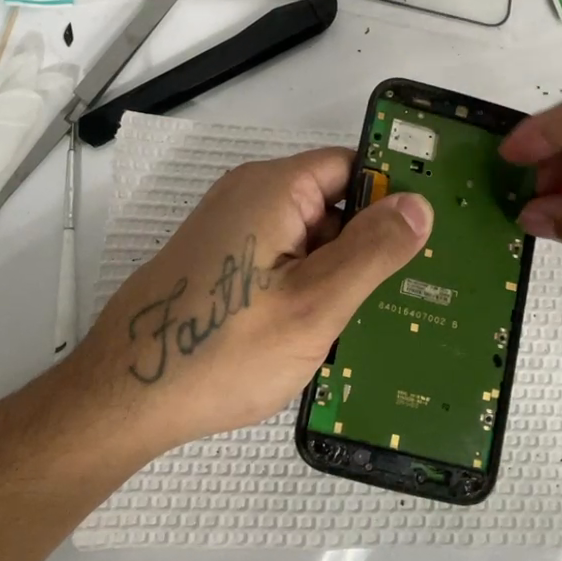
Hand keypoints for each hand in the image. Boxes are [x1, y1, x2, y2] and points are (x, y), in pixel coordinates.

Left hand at [71, 149, 433, 452]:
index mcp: (273, 188)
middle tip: (414, 290)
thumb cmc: (223, 350)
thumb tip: (420, 204)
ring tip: (383, 316)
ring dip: (338, 270)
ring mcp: (229, 230)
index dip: (393, 195)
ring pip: (306, 236)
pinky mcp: (218, 262)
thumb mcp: (314, 304)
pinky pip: (279, 258)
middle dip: (369, 241)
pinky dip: (306, 284)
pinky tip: (329, 328)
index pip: (352, 166)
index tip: (435, 235)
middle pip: (330, 201)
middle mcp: (248, 195)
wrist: (126, 394)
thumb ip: (371, 251)